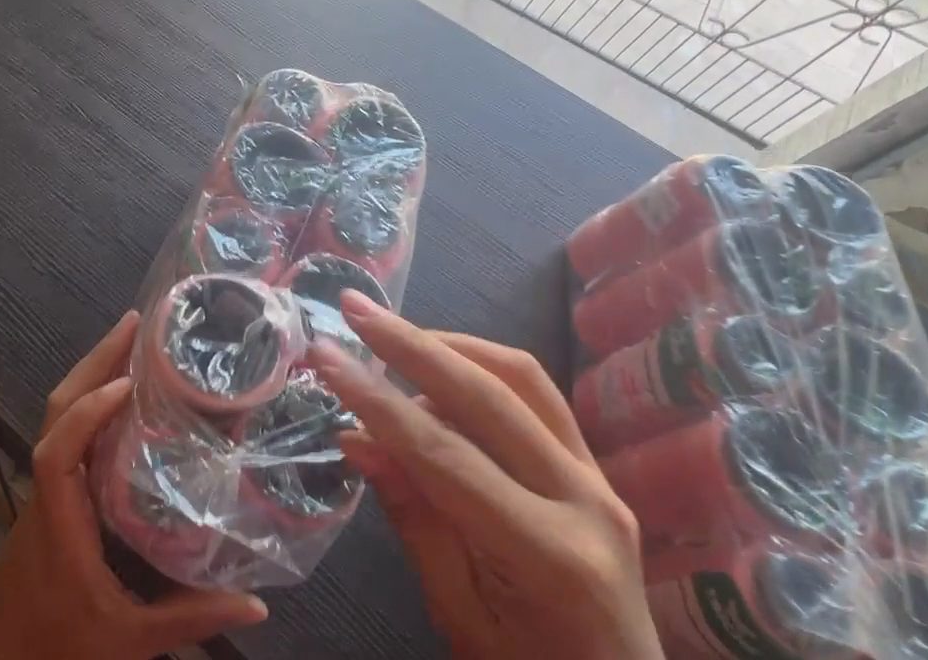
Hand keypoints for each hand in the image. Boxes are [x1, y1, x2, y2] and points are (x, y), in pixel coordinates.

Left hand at [0, 310, 268, 659]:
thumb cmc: (53, 644)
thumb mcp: (125, 640)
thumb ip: (187, 619)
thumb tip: (256, 606)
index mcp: (57, 518)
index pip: (58, 450)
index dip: (87, 412)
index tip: (125, 384)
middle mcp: (45, 490)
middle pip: (56, 410)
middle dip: (93, 362)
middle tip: (137, 324)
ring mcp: (43, 488)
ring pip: (56, 415)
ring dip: (91, 374)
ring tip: (134, 344)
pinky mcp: (49, 493)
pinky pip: (65, 431)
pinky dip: (90, 401)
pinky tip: (123, 398)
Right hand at [311, 291, 662, 659]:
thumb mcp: (460, 618)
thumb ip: (415, 521)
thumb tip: (357, 439)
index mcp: (548, 553)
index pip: (443, 453)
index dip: (376, 399)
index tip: (325, 355)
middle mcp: (586, 501)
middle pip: (488, 396)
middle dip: (412, 345)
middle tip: (356, 310)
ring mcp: (601, 481)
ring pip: (524, 380)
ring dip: (452, 346)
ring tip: (392, 335)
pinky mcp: (599, 472)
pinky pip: (539, 399)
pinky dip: (482, 370)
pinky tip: (440, 371)